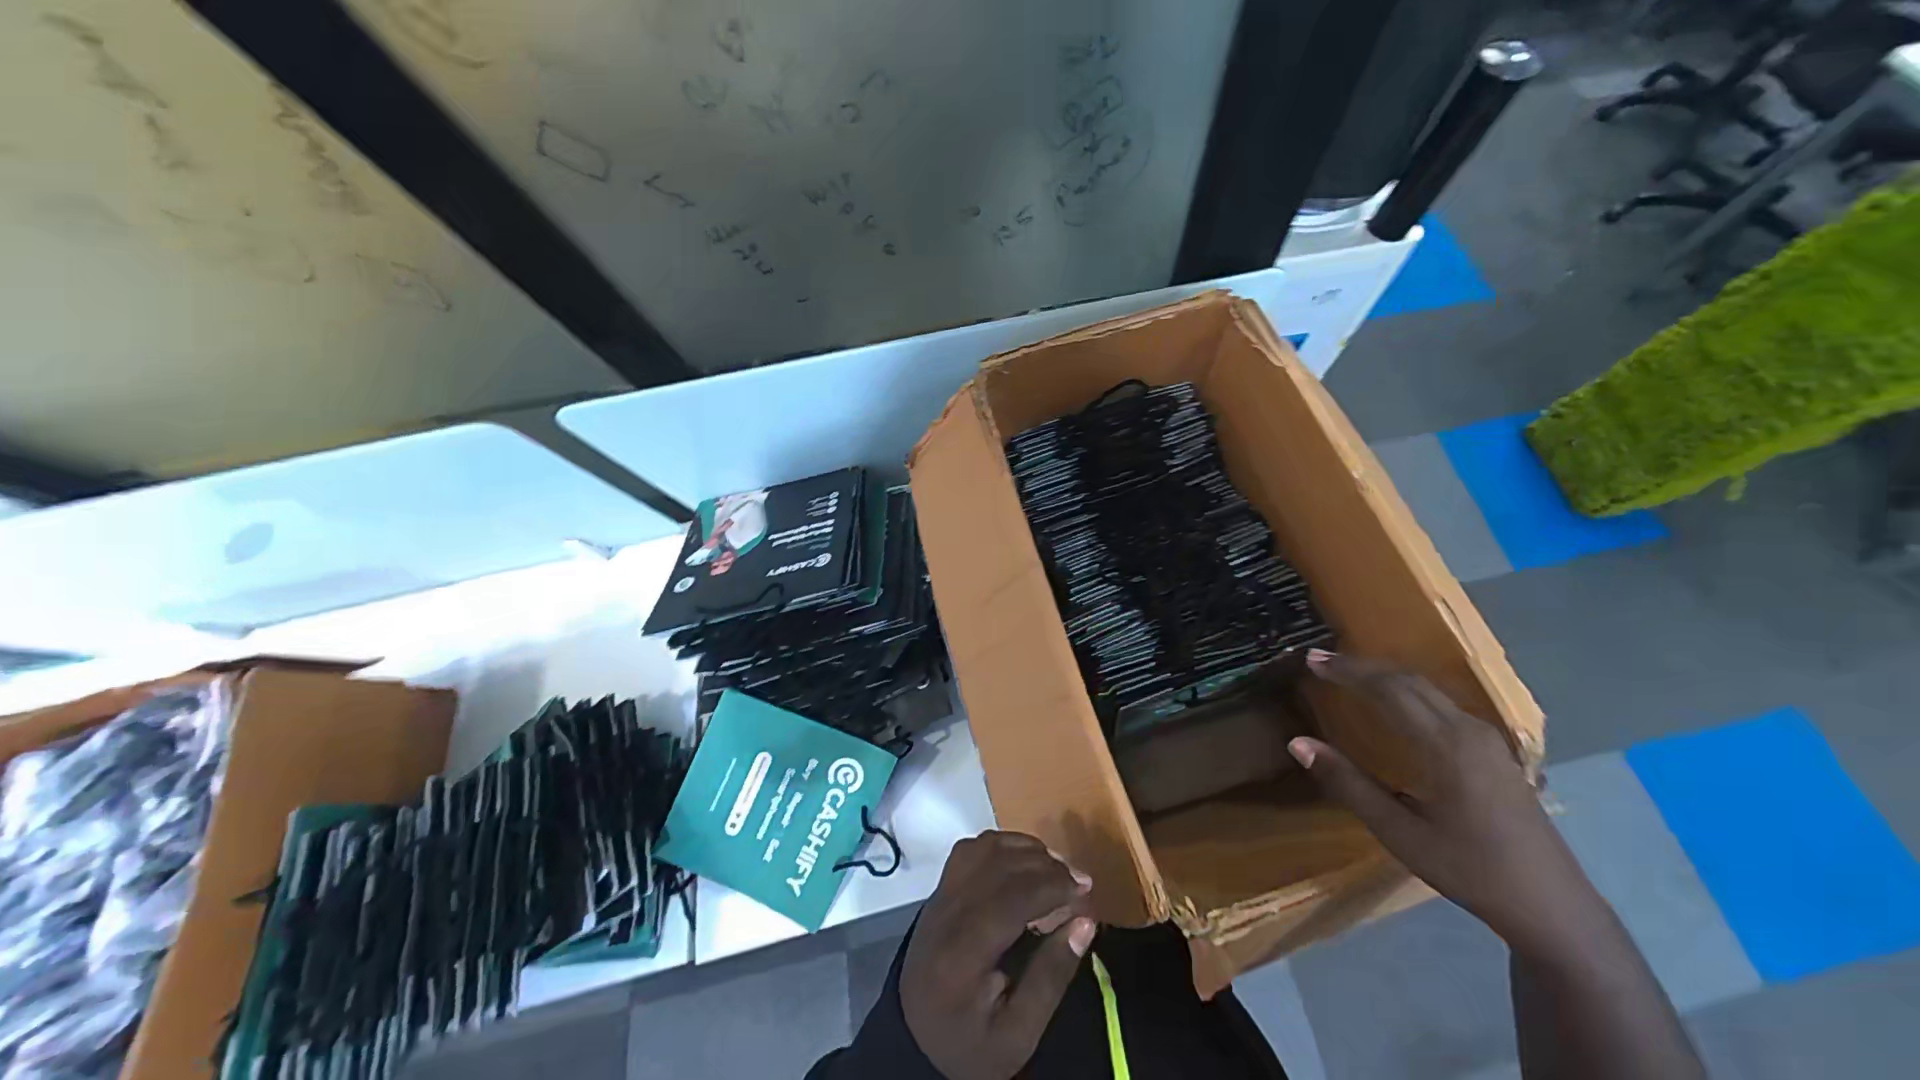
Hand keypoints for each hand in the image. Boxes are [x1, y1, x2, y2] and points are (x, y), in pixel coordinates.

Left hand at [900, 831, 1098, 1079]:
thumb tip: (1085, 922)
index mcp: (962, 956)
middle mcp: (945, 914)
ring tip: (1057, 870)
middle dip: (1045, 866)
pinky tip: (1027, 861)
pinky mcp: (939, 890)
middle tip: (1081, 882)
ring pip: (982, 850)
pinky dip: (1003, 845)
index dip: (1050, 886)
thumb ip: (1051, 977)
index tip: (1085, 891)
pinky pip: (970, 850)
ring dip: (1024, 849)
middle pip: (997, 867)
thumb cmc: (971, 1042)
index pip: (1007, 899)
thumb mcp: (1018, 1033)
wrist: (916, 1040)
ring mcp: (938, 897)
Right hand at [1290, 651, 1603, 956]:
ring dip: (1386, 678)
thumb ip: (1348, 783)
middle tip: (1321, 661)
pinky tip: (1392, 706)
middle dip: (1363, 667)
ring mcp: (1487, 741)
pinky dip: (1407, 693)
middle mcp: (1469, 731)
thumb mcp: (1399, 831)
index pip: (1390, 689)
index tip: (1312, 659)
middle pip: (1410, 681)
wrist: (1552, 906)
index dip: (1348, 670)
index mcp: (1446, 745)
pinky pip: (1442, 706)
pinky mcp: (1494, 753)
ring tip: (1348, 676)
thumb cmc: (1470, 869)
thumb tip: (1297, 743)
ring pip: (1429, 691)